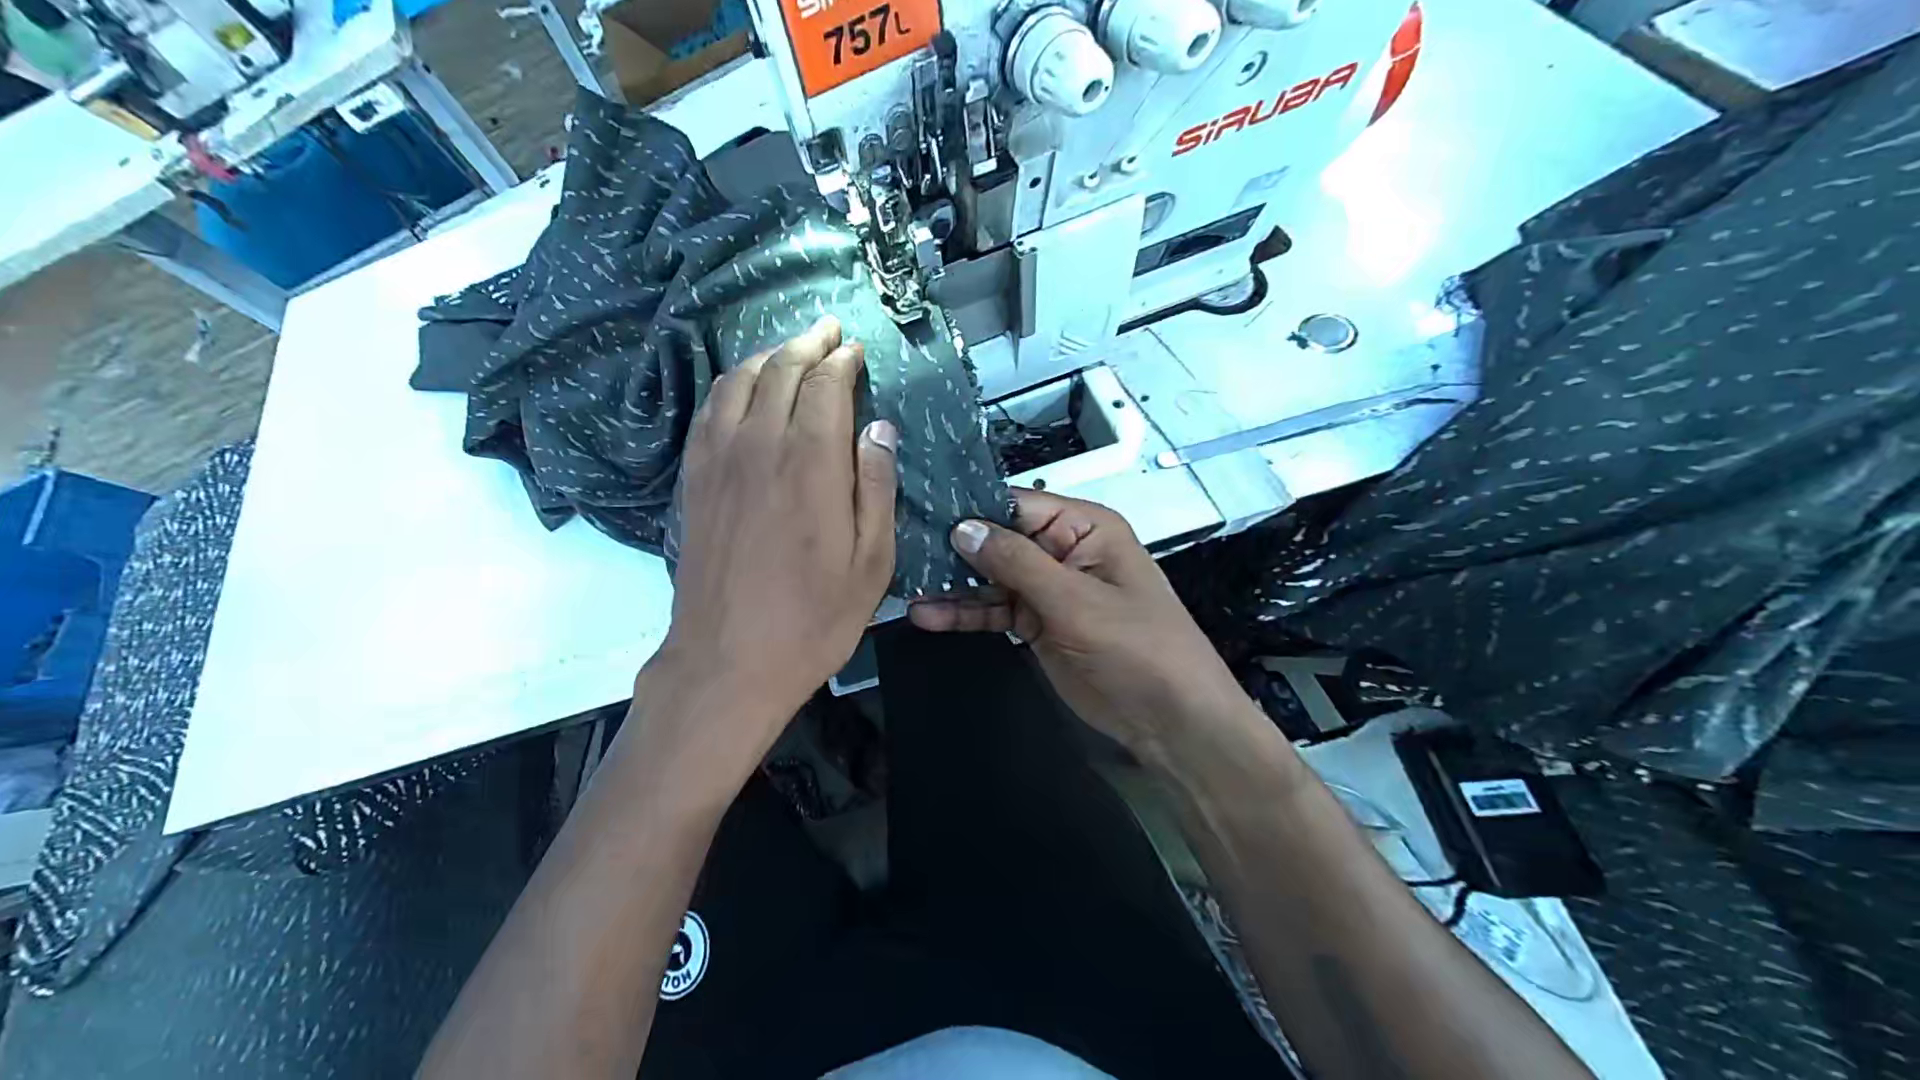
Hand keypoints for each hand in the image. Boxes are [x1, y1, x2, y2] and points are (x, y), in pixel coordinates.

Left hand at [651, 315, 897, 734]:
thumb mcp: (872, 563)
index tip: (855, 351)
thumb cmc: (814, 619)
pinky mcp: (693, 481)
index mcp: (810, 464)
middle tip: (827, 330)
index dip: (841, 362)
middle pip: (780, 372)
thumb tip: (877, 429)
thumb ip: (876, 487)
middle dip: (807, 344)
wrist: (728, 660)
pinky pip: (708, 412)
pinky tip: (740, 388)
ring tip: (788, 350)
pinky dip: (728, 386)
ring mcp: (718, 461)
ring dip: (766, 357)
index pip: (825, 386)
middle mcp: (759, 446)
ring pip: (738, 383)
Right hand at [908, 489, 1249, 768]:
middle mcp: (1063, 550)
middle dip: (955, 549)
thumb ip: (1017, 563)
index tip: (921, 513)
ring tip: (905, 587)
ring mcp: (1049, 589)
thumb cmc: (1136, 647)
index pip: (1017, 506)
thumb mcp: (1075, 600)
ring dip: (953, 585)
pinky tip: (928, 616)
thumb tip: (963, 527)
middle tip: (901, 549)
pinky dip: (965, 613)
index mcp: (1084, 527)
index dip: (971, 510)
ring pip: (991, 578)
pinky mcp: (1037, 624)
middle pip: (999, 540)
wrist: (1168, 719)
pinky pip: (995, 610)